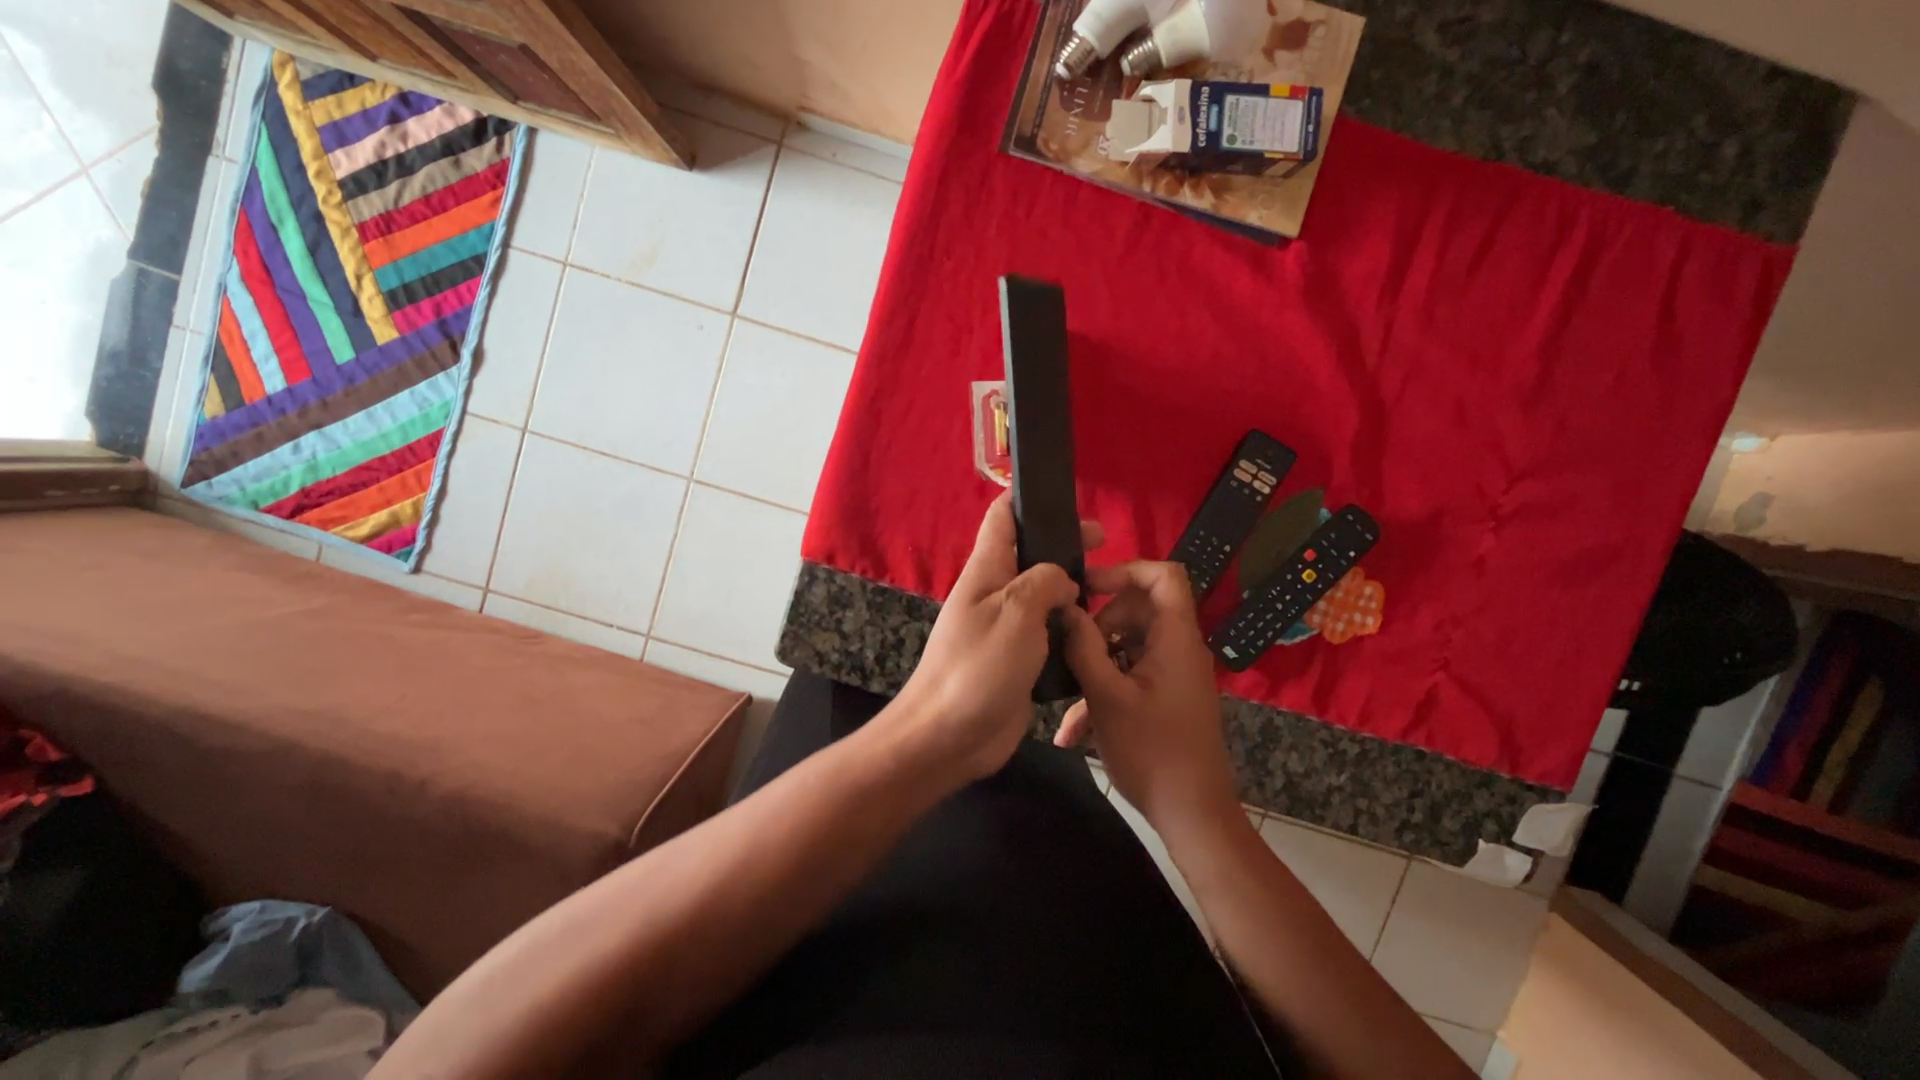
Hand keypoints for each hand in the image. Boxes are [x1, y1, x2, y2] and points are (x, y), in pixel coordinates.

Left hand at [889, 494, 1101, 782]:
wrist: (949, 737)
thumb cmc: (978, 667)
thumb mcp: (1015, 611)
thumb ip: (1045, 582)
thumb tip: (1064, 580)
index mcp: (987, 571)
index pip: (1003, 518)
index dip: (1031, 500)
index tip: (1071, 501)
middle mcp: (996, 595)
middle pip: (1033, 557)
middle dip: (1068, 547)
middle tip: (1108, 547)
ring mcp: (1007, 631)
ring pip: (1046, 599)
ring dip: (1075, 593)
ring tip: (1111, 592)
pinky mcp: (1020, 663)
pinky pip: (1050, 637)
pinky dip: (1072, 632)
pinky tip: (1099, 634)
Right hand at [1057, 561, 1238, 829]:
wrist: (1191, 812)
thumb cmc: (1151, 751)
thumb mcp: (1106, 697)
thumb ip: (1084, 648)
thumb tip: (1066, 610)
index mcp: (1176, 638)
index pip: (1164, 575)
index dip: (1125, 570)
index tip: (1087, 589)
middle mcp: (1179, 649)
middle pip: (1139, 610)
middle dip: (1100, 626)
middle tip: (1070, 648)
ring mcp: (1173, 675)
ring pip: (1130, 648)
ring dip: (1096, 666)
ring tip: (1065, 698)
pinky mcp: (1166, 699)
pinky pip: (1132, 678)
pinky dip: (1105, 693)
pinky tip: (1074, 732)